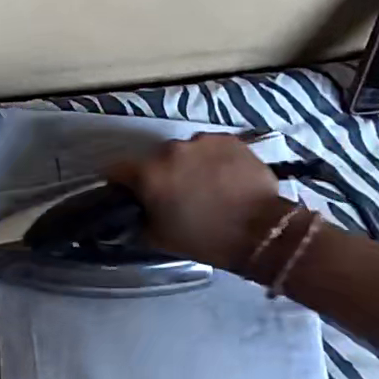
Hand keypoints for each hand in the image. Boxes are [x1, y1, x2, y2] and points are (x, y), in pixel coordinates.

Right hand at [109, 134, 295, 272]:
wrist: (261, 230)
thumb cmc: (205, 239)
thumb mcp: (160, 239)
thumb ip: (138, 222)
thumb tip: (133, 214)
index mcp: (148, 174)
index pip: (117, 170)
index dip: (120, 183)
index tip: (129, 194)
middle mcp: (171, 150)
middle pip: (155, 160)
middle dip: (161, 175)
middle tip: (176, 197)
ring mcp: (202, 141)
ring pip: (185, 152)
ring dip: (189, 166)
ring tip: (206, 188)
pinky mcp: (229, 139)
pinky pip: (211, 148)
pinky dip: (213, 160)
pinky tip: (225, 180)